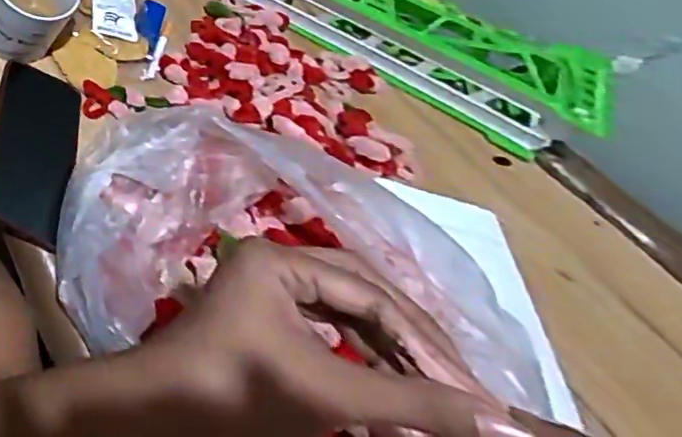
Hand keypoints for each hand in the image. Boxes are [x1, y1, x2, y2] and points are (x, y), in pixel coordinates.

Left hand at [145, 238, 563, 436]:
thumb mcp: (334, 393)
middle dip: (416, 343)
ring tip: (442, 403)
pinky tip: (398, 398)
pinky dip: (367, 363)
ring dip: (395, 357)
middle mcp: (274, 265)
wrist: (171, 406)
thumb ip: (417, 403)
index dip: (430, 347)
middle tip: (469, 395)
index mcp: (280, 260)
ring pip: (347, 315)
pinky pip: (329, 333)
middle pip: (362, 294)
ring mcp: (268, 291)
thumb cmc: (244, 386)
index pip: (372, 294)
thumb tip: (510, 425)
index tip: (484, 401)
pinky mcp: (266, 322)